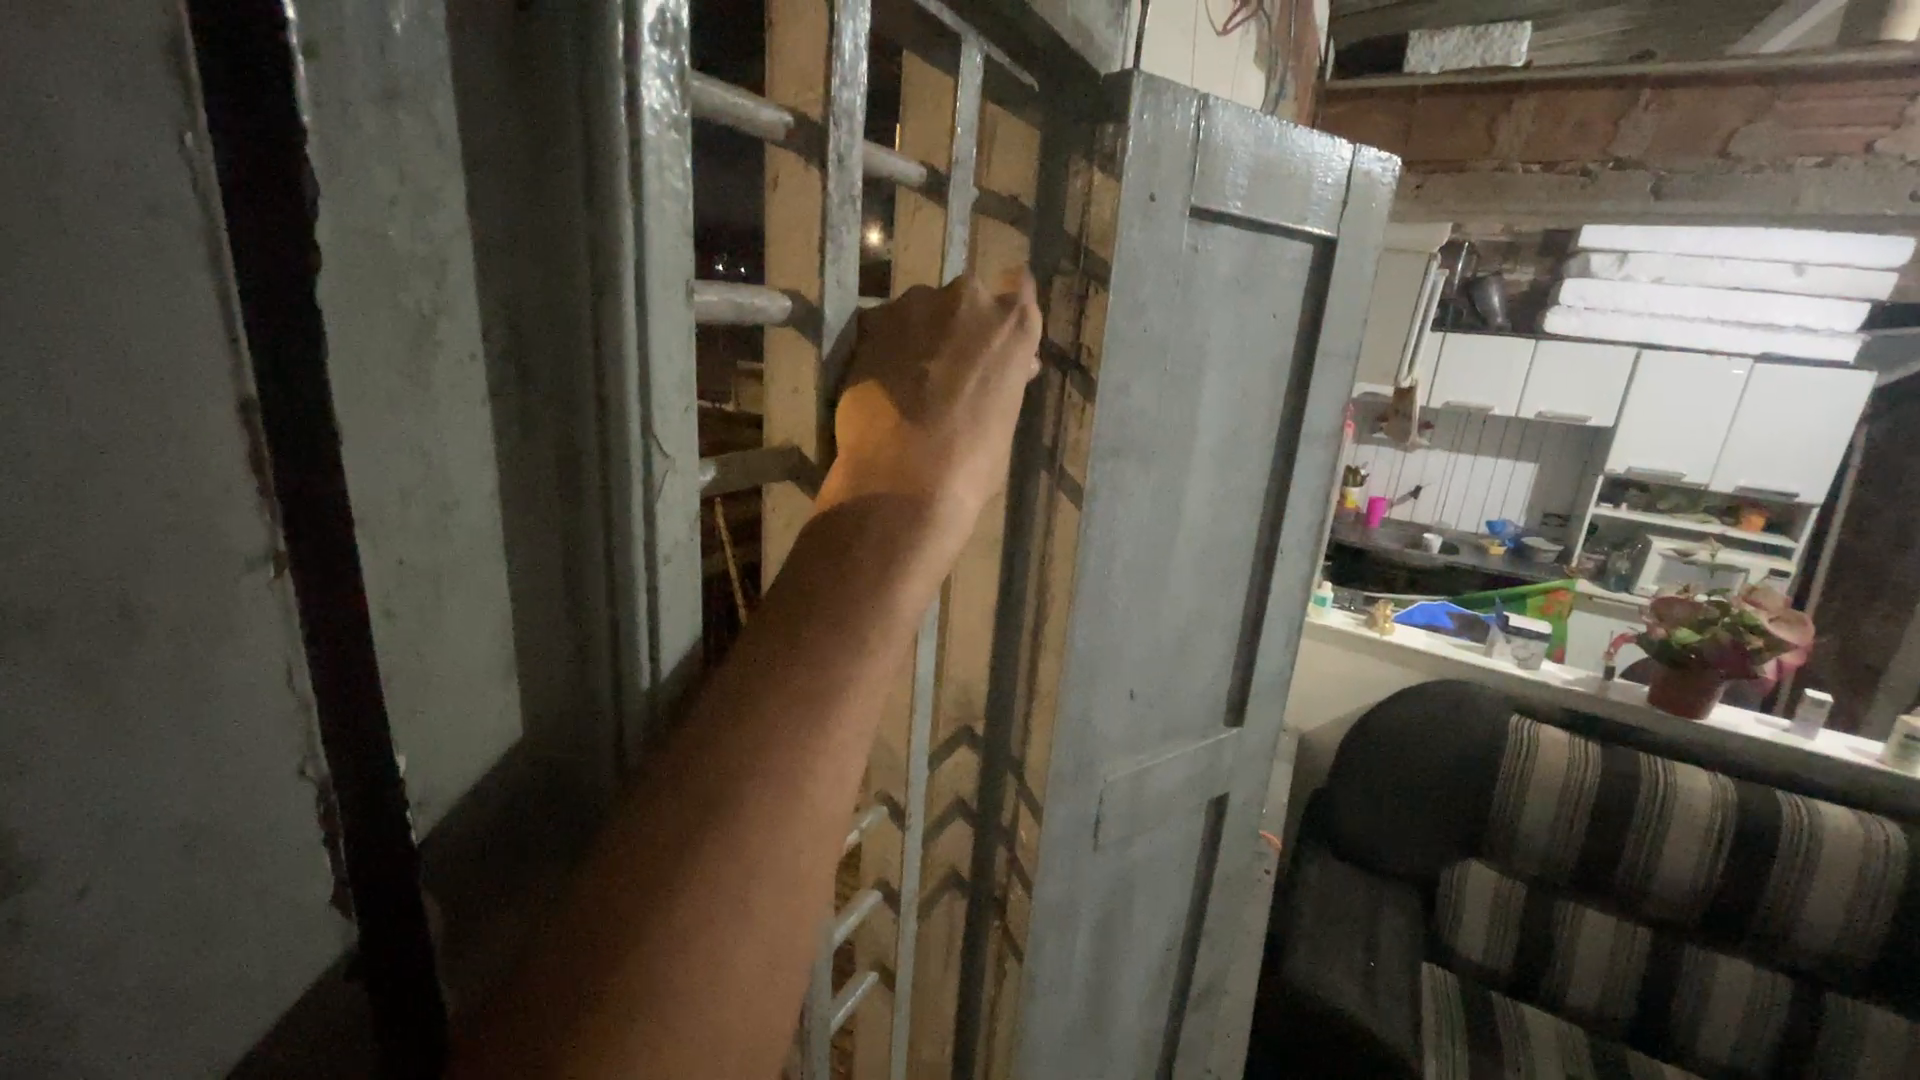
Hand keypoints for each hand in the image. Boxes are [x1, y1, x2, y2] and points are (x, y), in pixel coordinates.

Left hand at [818, 269, 1041, 525]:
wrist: (902, 480)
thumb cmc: (971, 464)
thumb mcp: (1005, 418)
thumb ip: (1004, 379)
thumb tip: (1011, 369)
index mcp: (1014, 324)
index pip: (1019, 287)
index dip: (1005, 311)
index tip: (994, 335)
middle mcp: (969, 299)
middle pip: (967, 299)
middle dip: (958, 325)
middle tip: (948, 367)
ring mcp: (915, 305)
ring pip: (921, 310)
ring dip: (918, 333)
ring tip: (907, 378)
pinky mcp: (870, 322)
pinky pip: (882, 326)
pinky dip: (882, 346)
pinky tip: (880, 382)